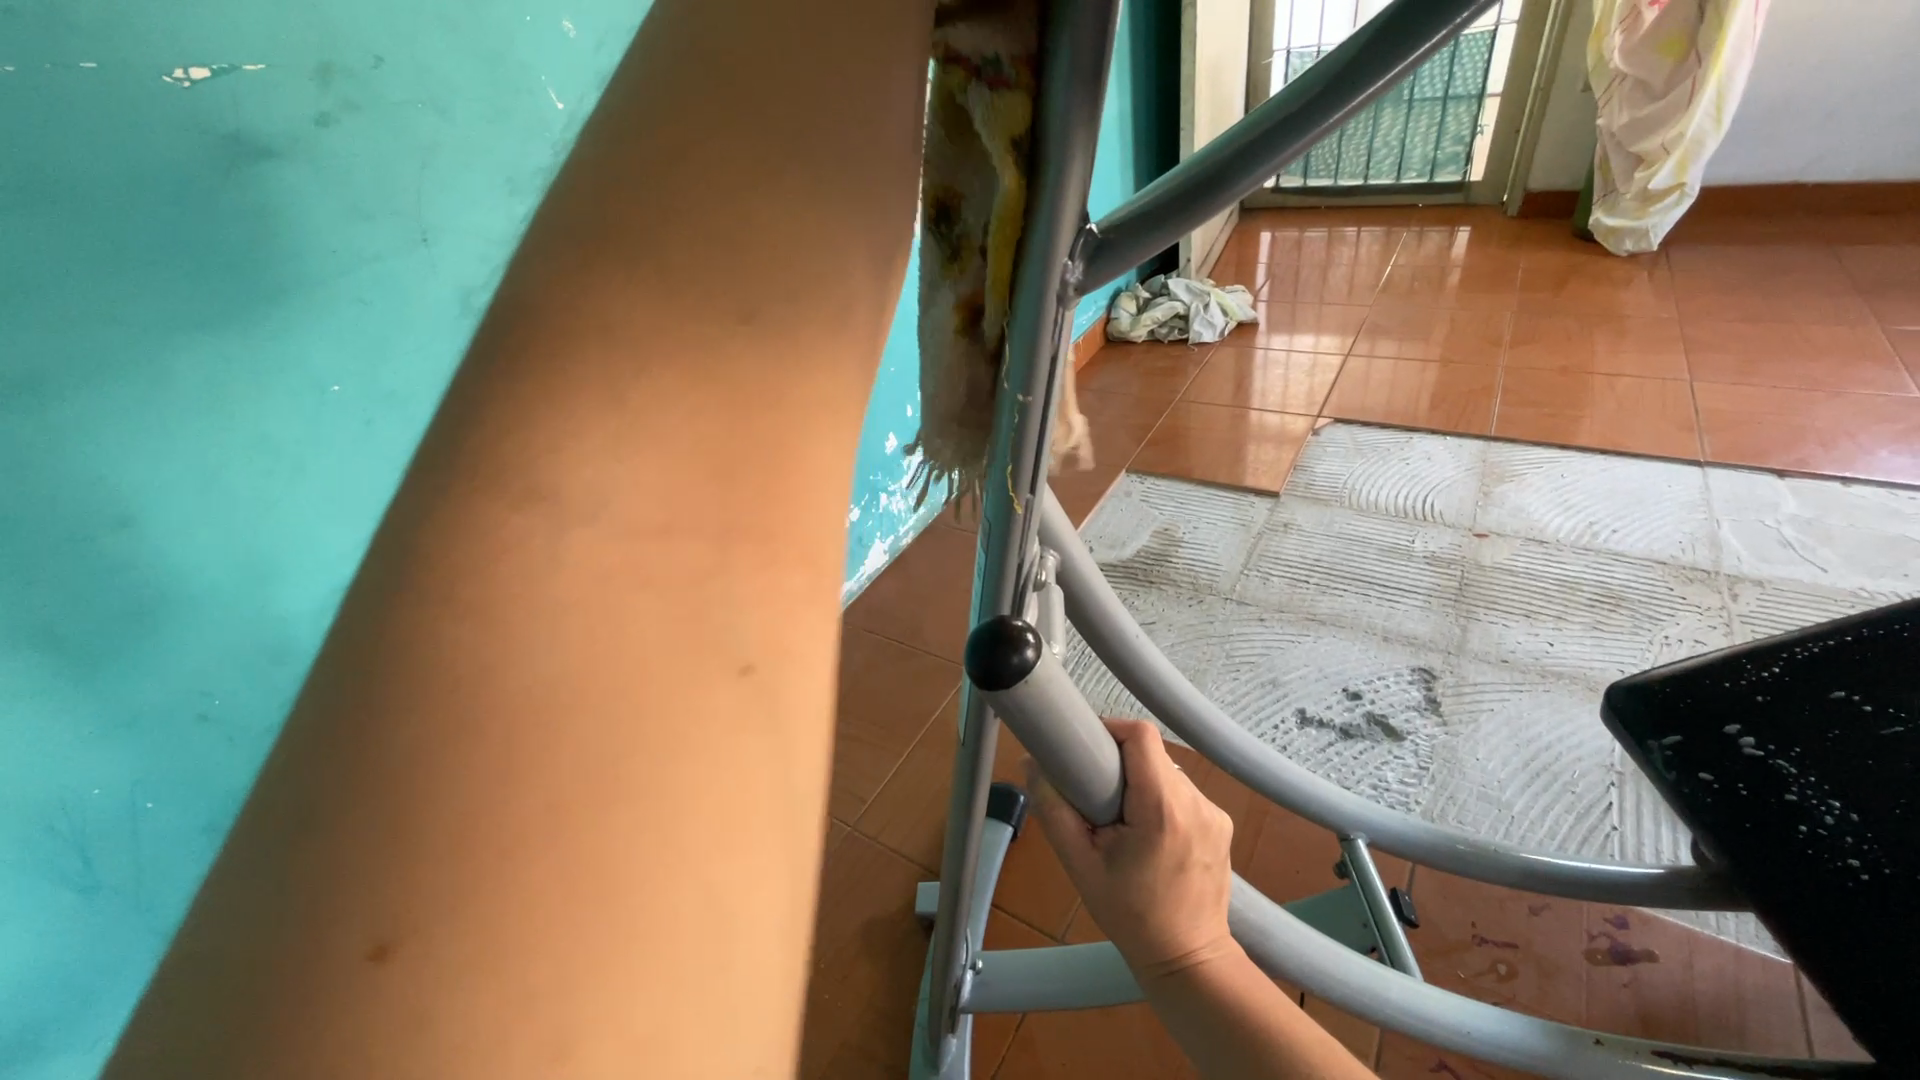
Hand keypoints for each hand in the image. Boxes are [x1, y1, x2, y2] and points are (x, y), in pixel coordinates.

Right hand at [1027, 718, 1237, 983]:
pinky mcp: (1223, 823)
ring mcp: (1216, 812)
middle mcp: (1197, 802)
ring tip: (1120, 821)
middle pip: (1152, 755)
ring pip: (1168, 773)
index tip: (1086, 751)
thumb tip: (1030, 764)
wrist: (1187, 959)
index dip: (1110, 730)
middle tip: (1094, 796)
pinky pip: (1184, 793)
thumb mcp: (1079, 864)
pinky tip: (1148, 835)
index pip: (1141, 736)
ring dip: (1141, 784)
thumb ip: (1053, 809)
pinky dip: (1161, 801)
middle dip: (1120, 766)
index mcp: (1162, 808)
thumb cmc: (1129, 914)